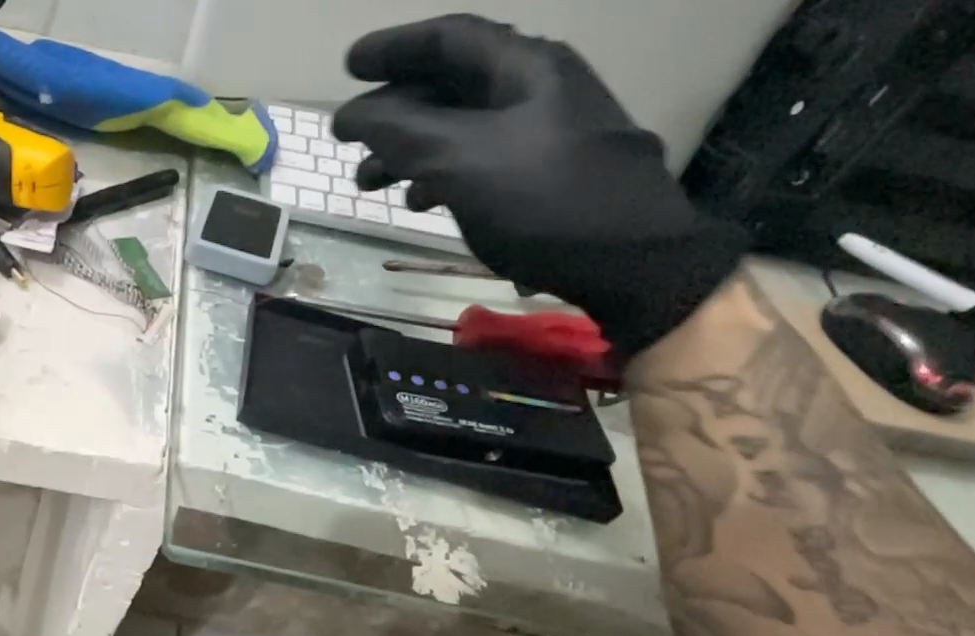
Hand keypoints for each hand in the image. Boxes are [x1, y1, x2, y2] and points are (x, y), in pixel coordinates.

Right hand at [332, 15, 745, 354]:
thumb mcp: (458, 159)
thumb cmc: (541, 198)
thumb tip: (350, 113)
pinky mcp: (546, 175)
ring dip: (409, 150)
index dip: (393, 48)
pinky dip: (440, 174)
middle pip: (449, 85)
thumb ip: (398, 131)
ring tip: (370, 184)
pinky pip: (479, 161)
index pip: (448, 38)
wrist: (626, 257)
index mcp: (522, 67)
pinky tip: (420, 201)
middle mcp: (536, 88)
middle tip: (349, 140)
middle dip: (392, 111)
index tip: (349, 66)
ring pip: (459, 128)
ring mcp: (545, 133)